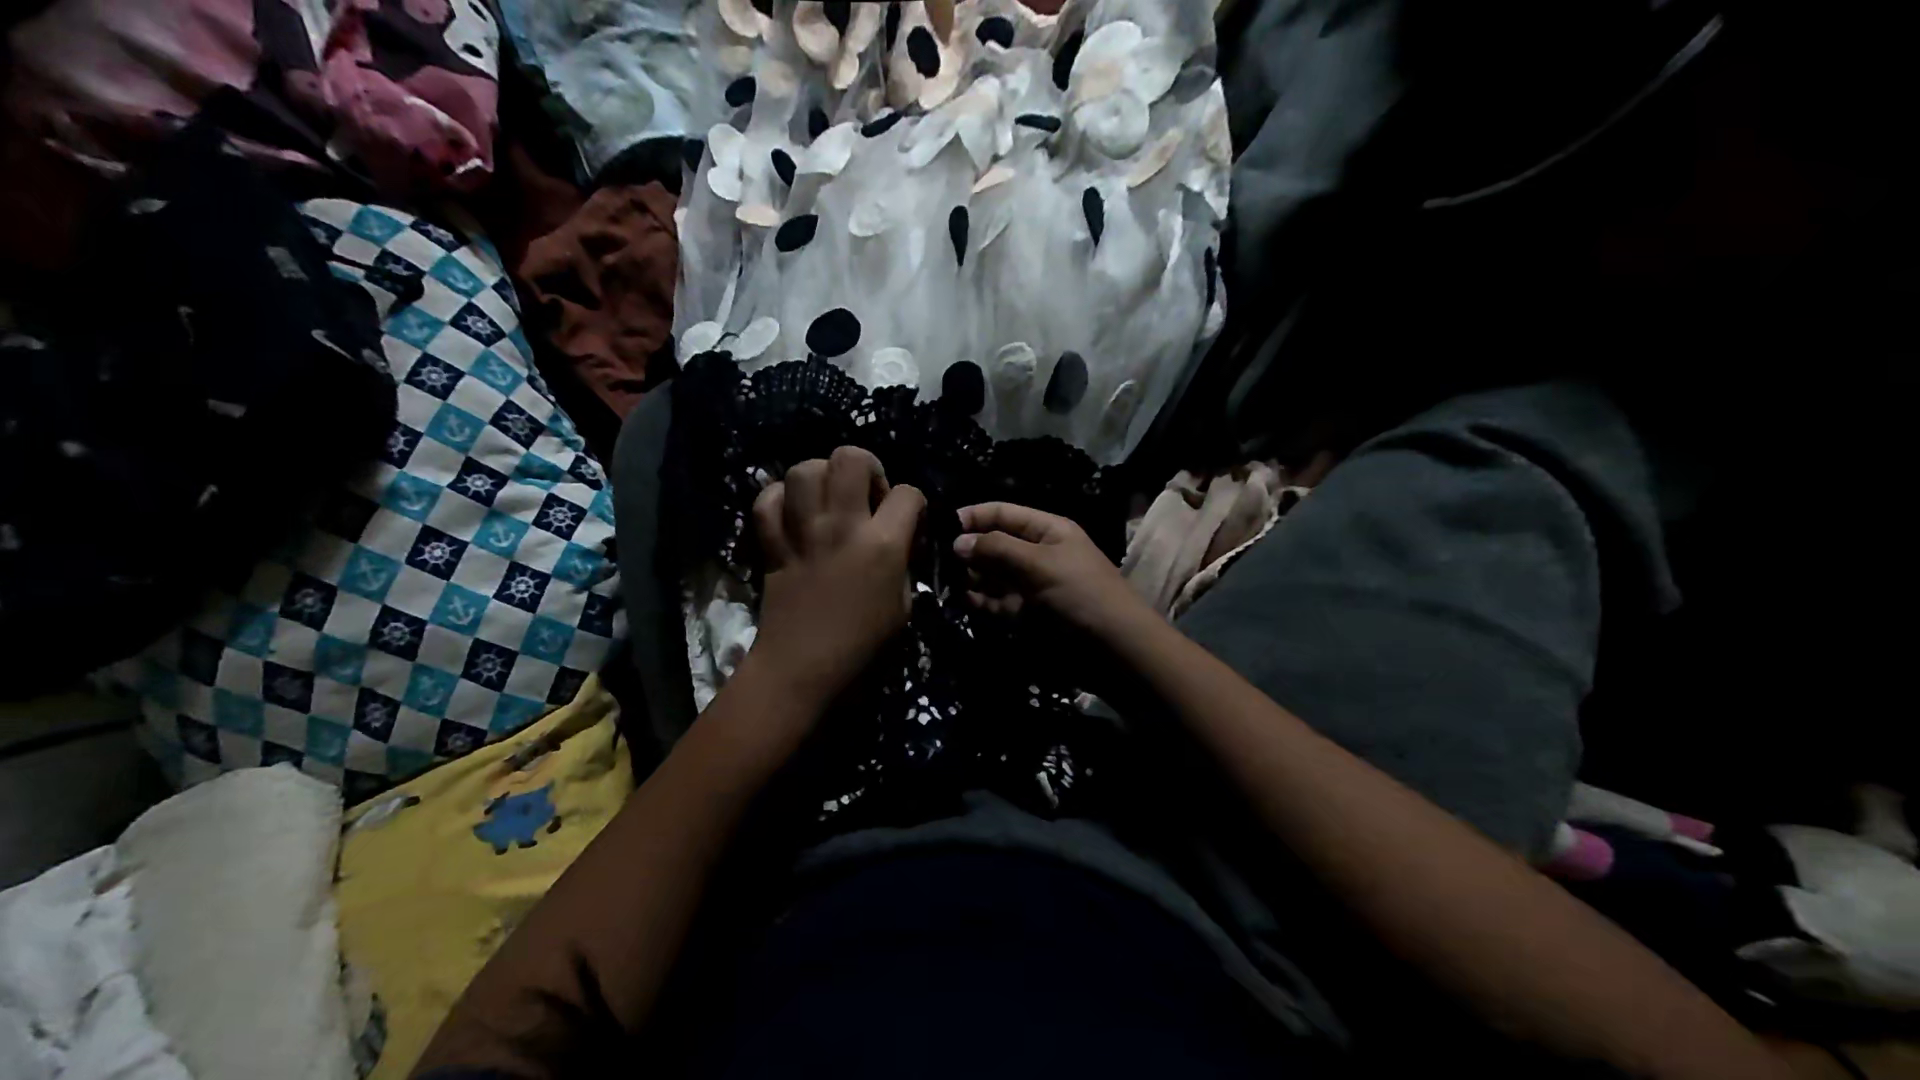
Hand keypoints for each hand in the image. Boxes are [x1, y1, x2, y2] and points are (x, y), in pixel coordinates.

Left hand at [749, 447, 924, 706]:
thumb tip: (901, 539)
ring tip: (828, 497)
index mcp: (882, 544)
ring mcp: (802, 530)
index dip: (914, 503)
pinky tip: (792, 512)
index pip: (908, 493)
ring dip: (821, 475)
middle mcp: (842, 525)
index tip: (909, 520)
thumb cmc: (862, 641)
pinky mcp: (772, 541)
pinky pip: (766, 499)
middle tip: (866, 493)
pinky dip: (778, 498)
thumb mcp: (903, 604)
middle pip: (850, 458)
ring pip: (804, 469)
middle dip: (866, 466)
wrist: (803, 663)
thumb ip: (904, 562)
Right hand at [953, 502, 1151, 638]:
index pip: (1002, 513)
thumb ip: (997, 549)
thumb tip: (957, 542)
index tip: (938, 526)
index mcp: (1047, 530)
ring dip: (969, 577)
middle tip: (933, 559)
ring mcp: (1032, 585)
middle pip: (994, 543)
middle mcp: (1037, 553)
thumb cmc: (1081, 594)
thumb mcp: (1039, 563)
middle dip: (967, 549)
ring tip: (941, 581)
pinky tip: (960, 600)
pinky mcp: (1028, 614)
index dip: (973, 516)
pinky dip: (980, 601)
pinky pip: (997, 602)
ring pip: (992, 575)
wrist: (1116, 648)